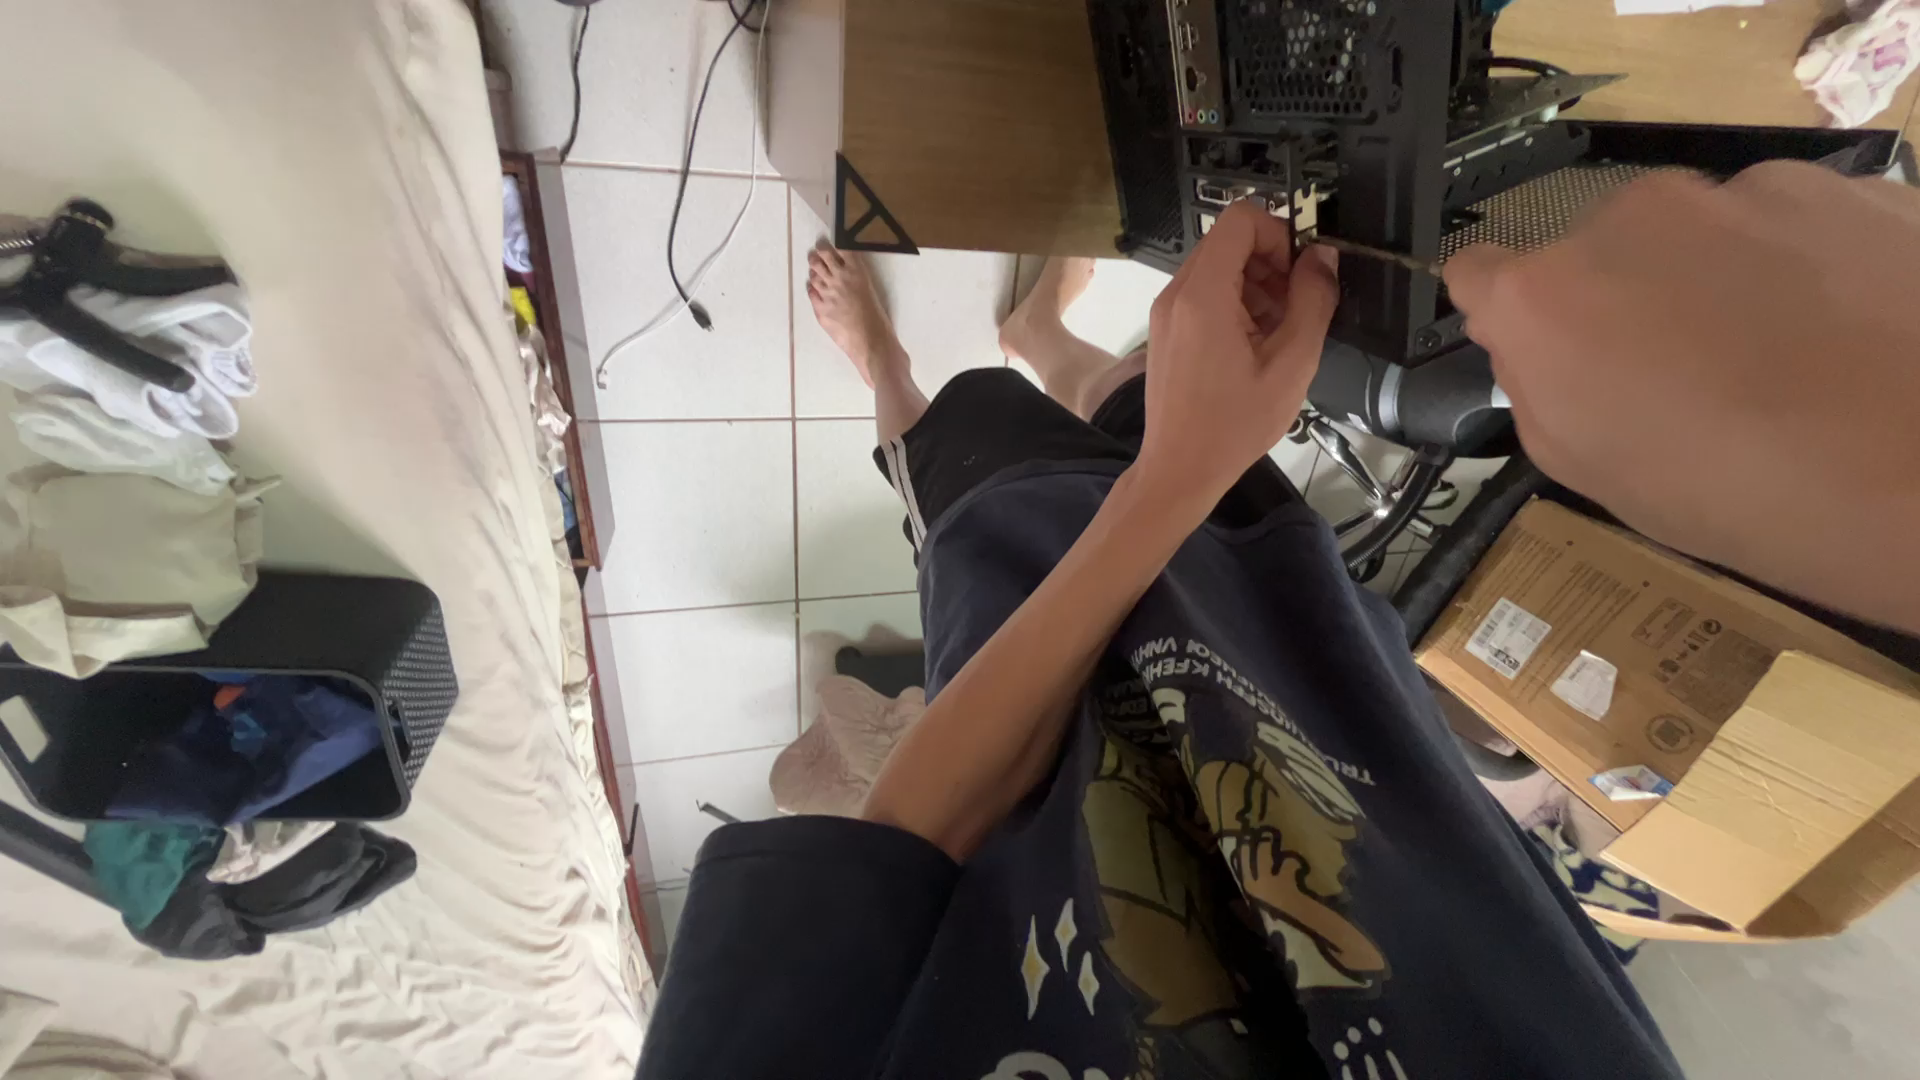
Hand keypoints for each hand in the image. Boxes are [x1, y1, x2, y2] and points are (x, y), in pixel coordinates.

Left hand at [1136, 199, 1339, 511]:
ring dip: (1255, 287)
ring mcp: (1165, 316)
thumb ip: (1314, 300)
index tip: (1299, 273)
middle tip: (1294, 307)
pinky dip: (1232, 306)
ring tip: (1276, 334)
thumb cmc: (1230, 428)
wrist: (1179, 469)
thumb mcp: (1291, 363)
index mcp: (1202, 296)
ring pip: (1216, 269)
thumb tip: (1322, 257)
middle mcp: (1175, 297)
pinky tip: (1252, 346)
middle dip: (1270, 264)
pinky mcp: (1165, 334)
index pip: (1241, 219)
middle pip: (1228, 242)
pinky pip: (1202, 297)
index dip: (1280, 234)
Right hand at [1444, 163, 1919, 630]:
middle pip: (1583, 251)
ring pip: (1681, 232)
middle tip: (1652, 361)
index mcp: (1539, 295)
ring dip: (1693, 274)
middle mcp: (1621, 222)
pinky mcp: (1841, 184)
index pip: (1473, 272)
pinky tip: (1820, 323)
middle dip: (1603, 294)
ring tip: (1753, 345)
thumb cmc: (1713, 482)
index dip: (1495, 308)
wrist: (1914, 467)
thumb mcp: (1568, 456)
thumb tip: (1535, 345)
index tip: (1523, 337)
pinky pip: (1774, 221)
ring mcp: (1735, 195)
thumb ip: (1530, 381)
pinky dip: (1781, 261)